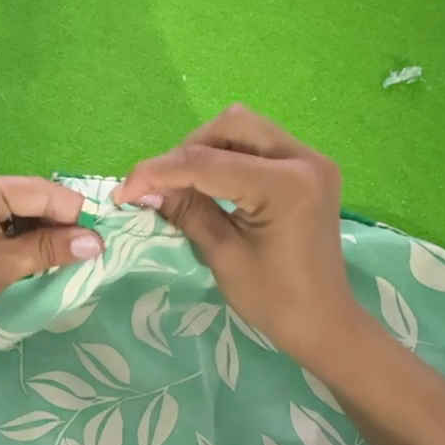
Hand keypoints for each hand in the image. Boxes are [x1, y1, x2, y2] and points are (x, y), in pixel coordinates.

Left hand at [0, 168, 104, 352]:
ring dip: (44, 237)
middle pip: (34, 199)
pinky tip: (39, 261)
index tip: (100, 246)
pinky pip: (8, 227)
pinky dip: (26, 243)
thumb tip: (97, 242)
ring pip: (23, 215)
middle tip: (85, 257)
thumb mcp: (3, 267)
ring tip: (63, 263)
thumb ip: (50, 249)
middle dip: (59, 226)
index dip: (74, 217)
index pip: (42, 192)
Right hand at [112, 105, 362, 361]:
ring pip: (244, 129)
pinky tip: (211, 185)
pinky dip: (228, 157)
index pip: (207, 162)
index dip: (158, 172)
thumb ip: (186, 211)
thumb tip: (143, 189)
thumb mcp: (222, 255)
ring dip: (206, 150)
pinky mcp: (308, 169)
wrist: (321, 320)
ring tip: (183, 185)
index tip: (122, 191)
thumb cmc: (272, 299)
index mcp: (285, 185)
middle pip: (231, 124)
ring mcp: (310, 160)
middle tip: (160, 186)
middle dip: (186, 151)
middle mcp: (304, 159)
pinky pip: (259, 145)